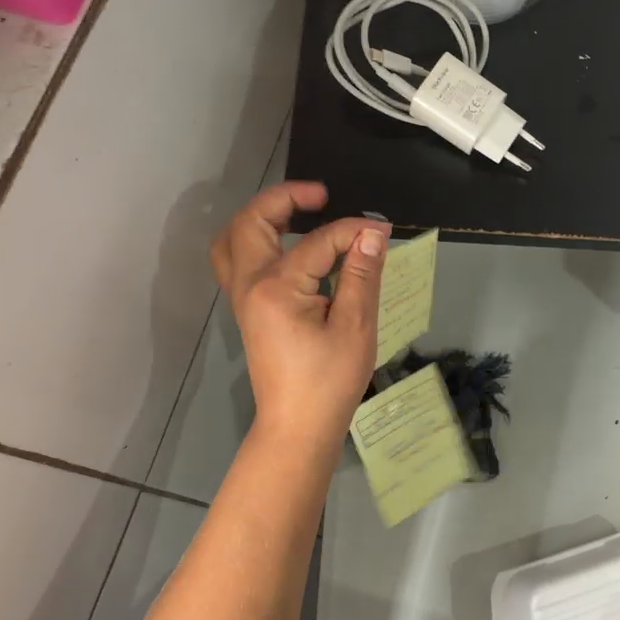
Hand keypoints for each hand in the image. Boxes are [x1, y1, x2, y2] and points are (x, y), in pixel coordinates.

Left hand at [209, 182, 390, 440]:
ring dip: (261, 218)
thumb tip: (372, 234)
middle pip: (252, 223)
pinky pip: (239, 260)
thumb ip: (361, 274)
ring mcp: (244, 298)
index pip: (318, 241)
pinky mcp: (249, 310)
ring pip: (235, 240)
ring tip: (297, 213)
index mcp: (276, 287)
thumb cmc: (329, 380)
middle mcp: (250, 285)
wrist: (298, 424)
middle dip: (284, 200)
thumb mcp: (355, 326)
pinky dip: (257, 242)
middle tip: (321, 195)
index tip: (384, 230)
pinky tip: (287, 247)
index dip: (354, 231)